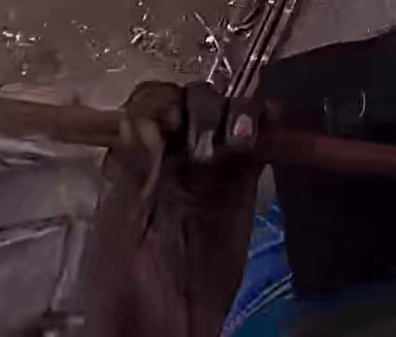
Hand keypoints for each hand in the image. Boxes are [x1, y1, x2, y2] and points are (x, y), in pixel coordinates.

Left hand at [82, 82, 259, 336]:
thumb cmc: (127, 293)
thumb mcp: (119, 234)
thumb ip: (132, 176)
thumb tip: (140, 121)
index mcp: (136, 156)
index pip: (150, 102)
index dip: (163, 102)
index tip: (171, 124)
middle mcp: (174, 150)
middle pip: (193, 101)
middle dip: (202, 109)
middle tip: (206, 141)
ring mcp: (211, 164)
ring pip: (228, 114)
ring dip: (239, 112)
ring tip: (243, 134)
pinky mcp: (243, 182)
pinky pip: (258, 142)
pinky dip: (269, 127)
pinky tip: (275, 126)